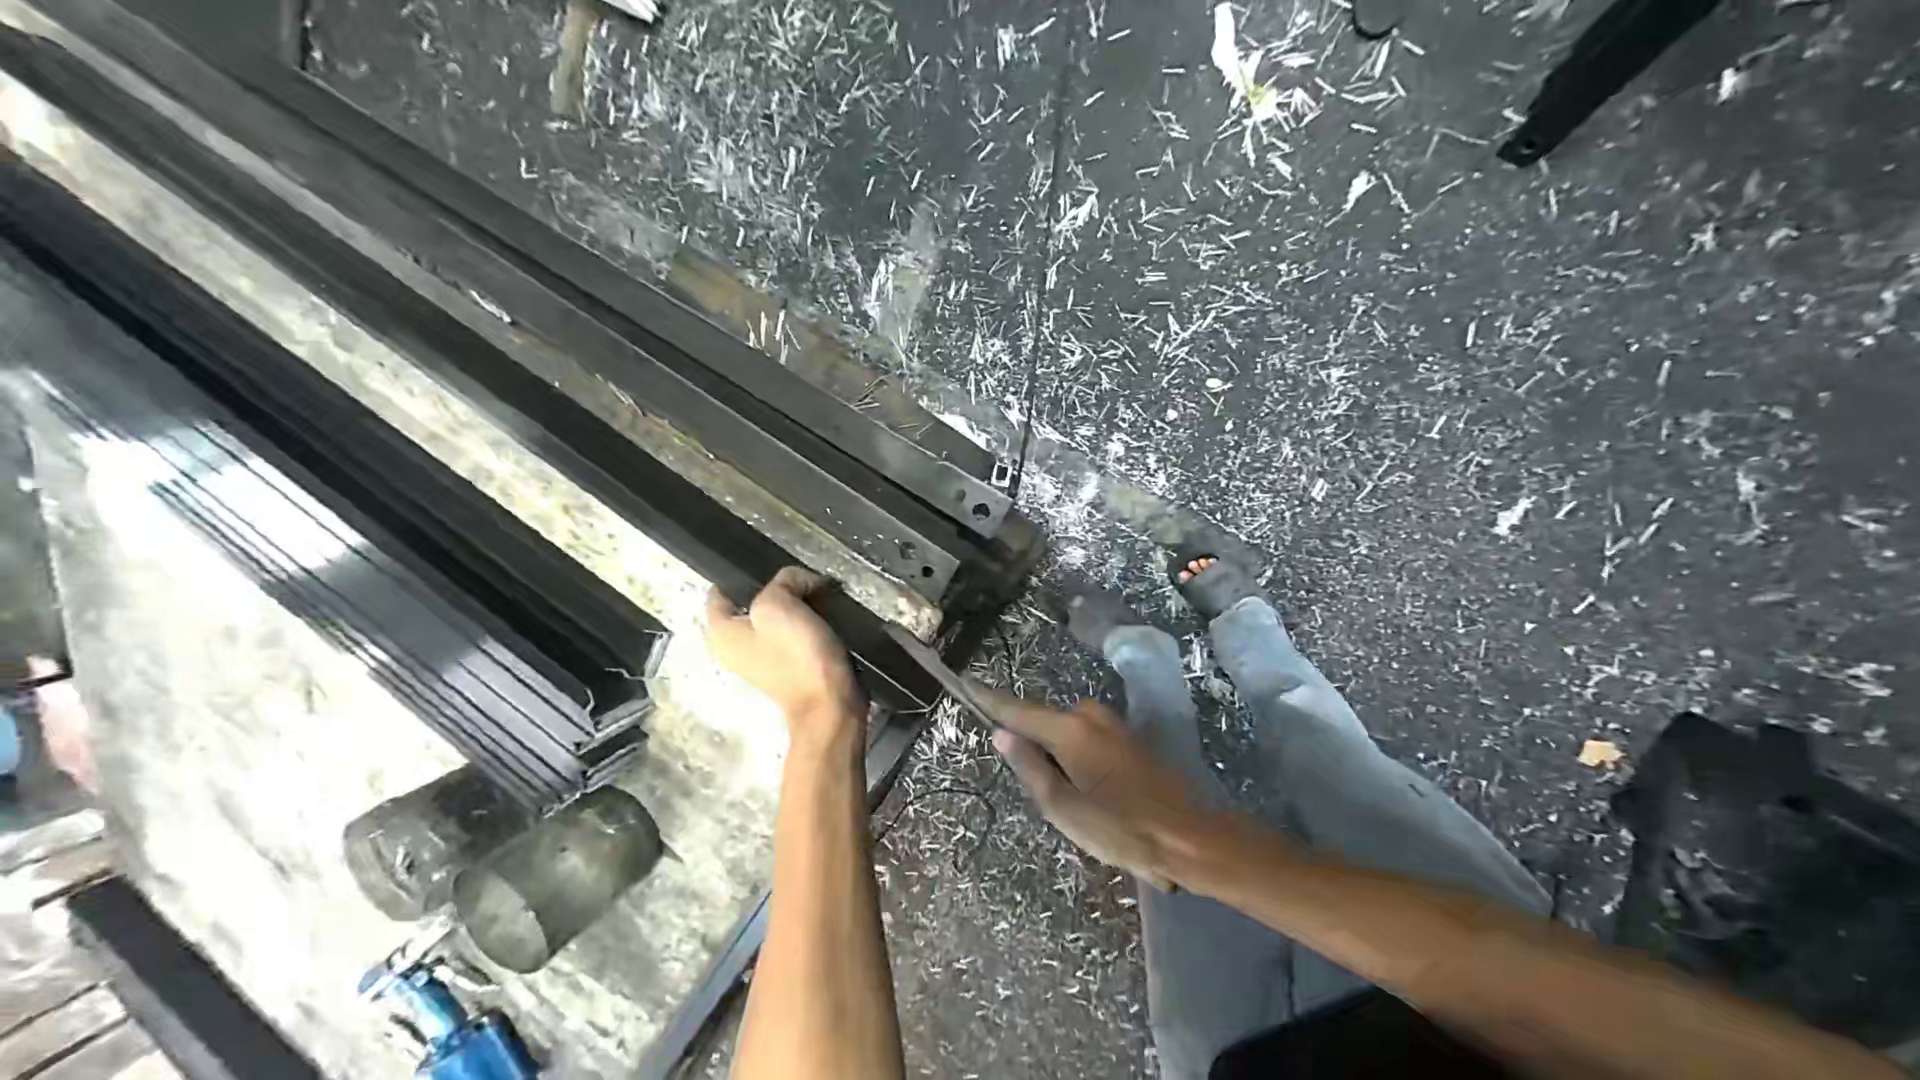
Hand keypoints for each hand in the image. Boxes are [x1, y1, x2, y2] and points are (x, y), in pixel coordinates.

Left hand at [706, 567, 865, 744]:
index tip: (773, 566)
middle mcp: (735, 647)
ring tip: (819, 596)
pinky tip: (825, 616)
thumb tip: (799, 582)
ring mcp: (763, 659)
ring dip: (797, 604)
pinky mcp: (788, 666)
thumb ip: (782, 581)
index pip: (719, 591)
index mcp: (721, 634)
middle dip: (778, 588)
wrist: (830, 702)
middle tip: (803, 580)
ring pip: (776, 617)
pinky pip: (792, 633)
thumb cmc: (796, 654)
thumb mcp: (779, 604)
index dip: (743, 575)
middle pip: (752, 602)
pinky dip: (807, 622)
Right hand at [970, 682, 1221, 890]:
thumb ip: (1030, 768)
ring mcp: (1114, 725)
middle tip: (1048, 797)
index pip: (1018, 710)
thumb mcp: (1064, 808)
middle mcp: (1090, 716)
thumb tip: (1002, 734)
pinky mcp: (1131, 739)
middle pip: (1045, 724)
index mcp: (1070, 729)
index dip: (990, 700)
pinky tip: (1099, 799)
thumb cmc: (1123, 828)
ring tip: (1080, 809)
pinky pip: (1089, 742)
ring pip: (1068, 735)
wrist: (1194, 837)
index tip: (966, 683)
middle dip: (1035, 749)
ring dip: (1062, 760)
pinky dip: (1080, 761)